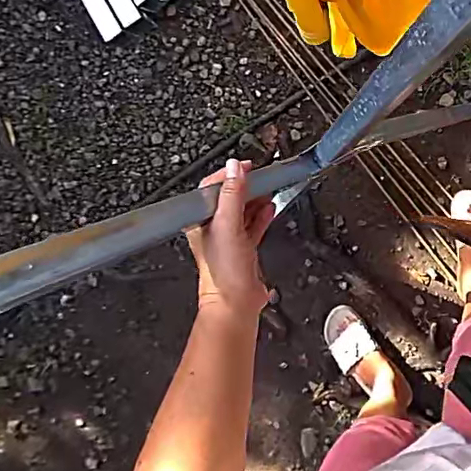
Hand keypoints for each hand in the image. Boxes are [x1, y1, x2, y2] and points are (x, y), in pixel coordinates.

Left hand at [186, 159, 275, 319]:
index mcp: (200, 220)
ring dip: (255, 199)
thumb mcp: (228, 224)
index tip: (245, 166)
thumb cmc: (224, 271)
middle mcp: (212, 228)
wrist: (235, 303)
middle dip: (245, 186)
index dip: (229, 174)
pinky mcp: (242, 249)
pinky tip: (269, 208)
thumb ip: (232, 194)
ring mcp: (228, 238)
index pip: (212, 187)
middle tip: (260, 177)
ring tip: (268, 189)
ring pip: (242, 210)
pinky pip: (253, 225)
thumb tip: (235, 168)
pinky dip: (262, 215)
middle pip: (229, 197)